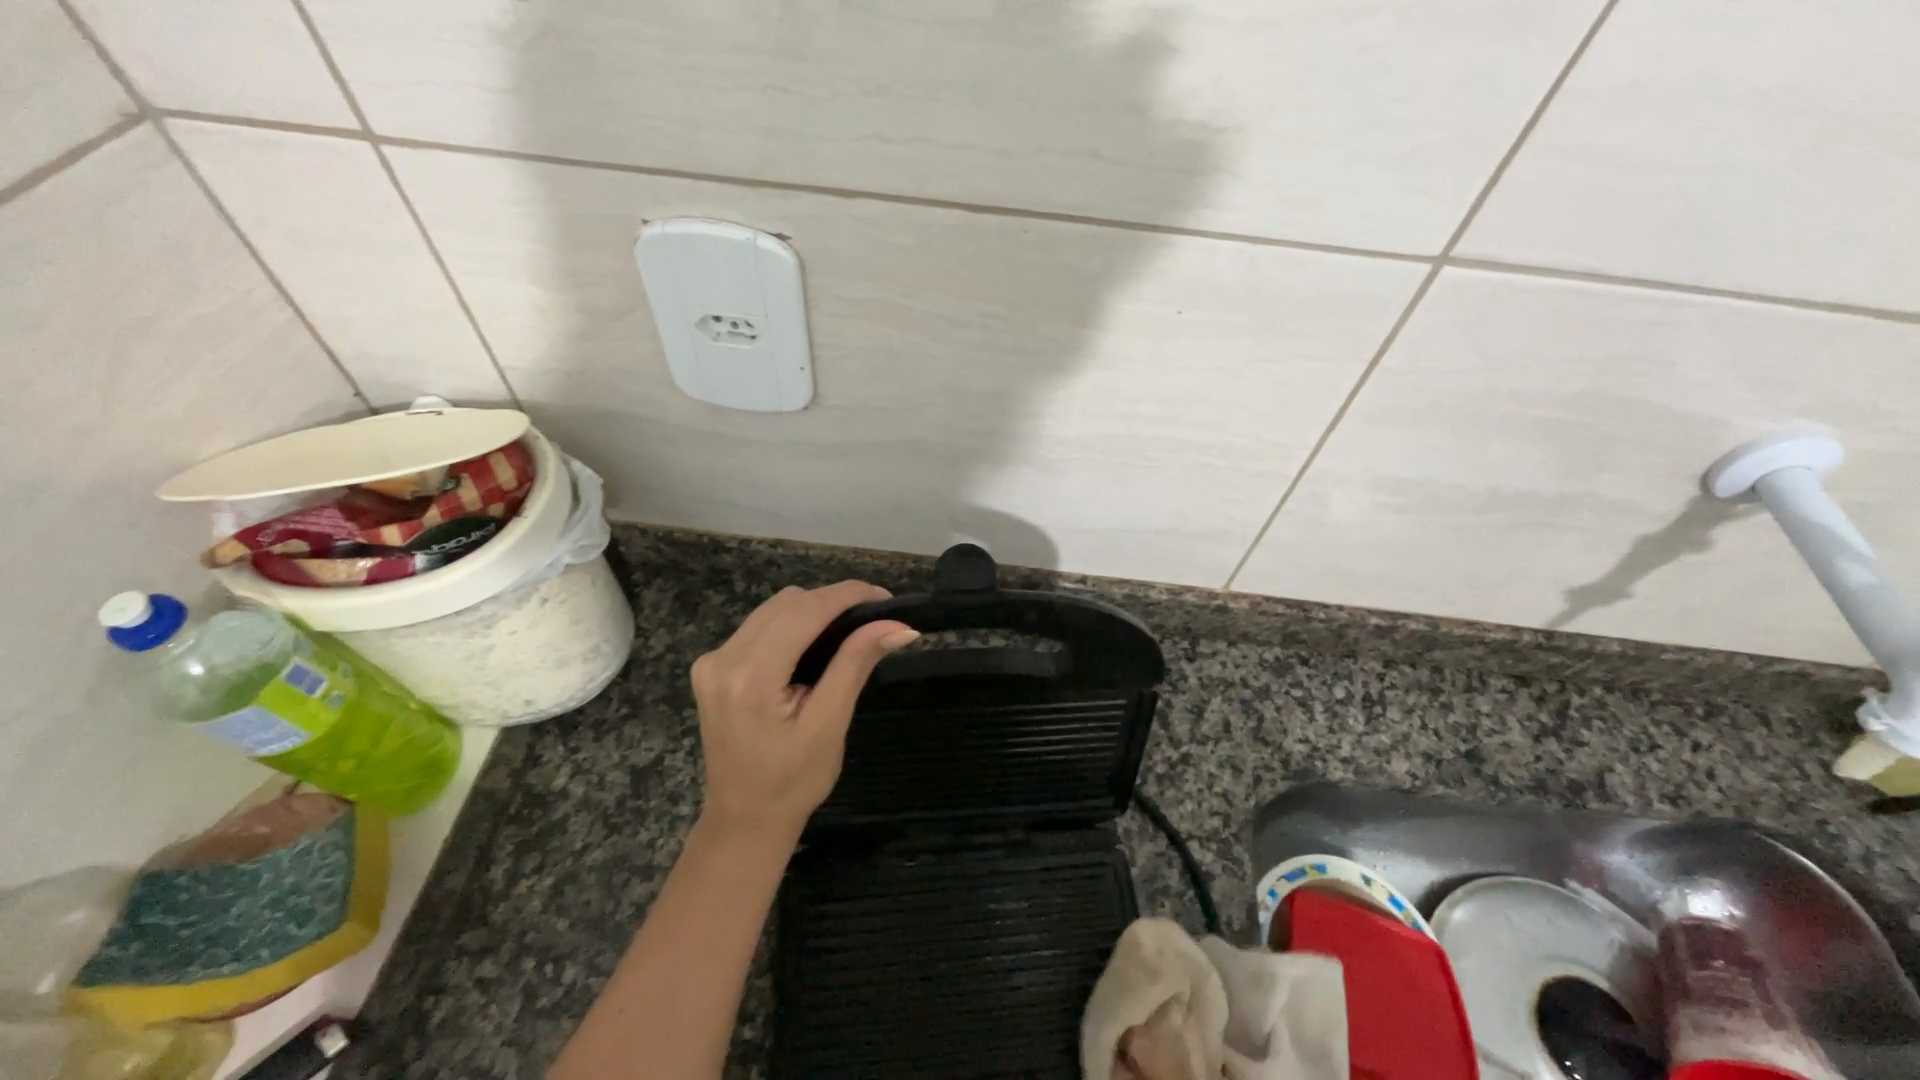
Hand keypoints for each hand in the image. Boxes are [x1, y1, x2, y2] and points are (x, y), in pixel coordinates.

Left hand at [691, 580, 918, 838]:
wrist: (744, 818)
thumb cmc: (793, 781)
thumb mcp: (830, 723)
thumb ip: (856, 663)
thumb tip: (899, 627)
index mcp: (750, 676)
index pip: (805, 611)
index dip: (848, 596)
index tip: (887, 598)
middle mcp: (722, 658)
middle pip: (787, 603)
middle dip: (832, 602)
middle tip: (875, 619)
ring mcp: (712, 661)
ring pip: (772, 610)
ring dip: (812, 611)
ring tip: (851, 629)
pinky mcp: (712, 667)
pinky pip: (758, 627)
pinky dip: (791, 626)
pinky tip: (816, 644)